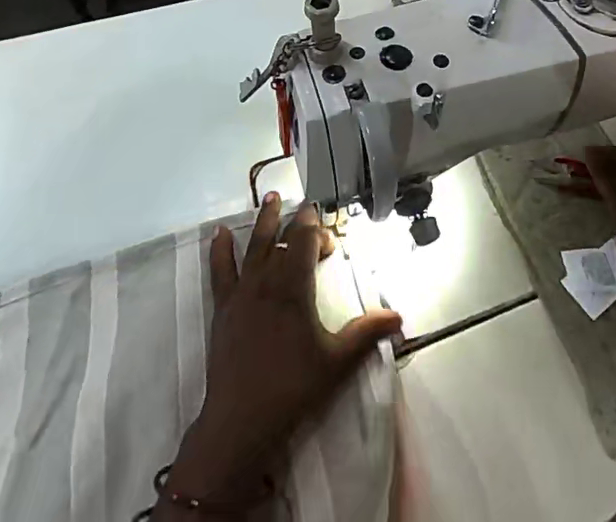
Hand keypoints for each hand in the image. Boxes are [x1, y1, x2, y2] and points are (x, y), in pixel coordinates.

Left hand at [166, 194, 402, 507]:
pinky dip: (220, 249)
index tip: (329, 235)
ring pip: (253, 247)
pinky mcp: (223, 306)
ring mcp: (241, 292)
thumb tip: (397, 316)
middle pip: (280, 240)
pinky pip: (220, 269)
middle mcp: (266, 281)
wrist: (243, 416)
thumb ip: (365, 334)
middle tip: (304, 207)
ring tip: (271, 199)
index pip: (305, 244)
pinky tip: (219, 233)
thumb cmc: (294, 388)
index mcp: (294, 289)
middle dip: (294, 222)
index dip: (317, 231)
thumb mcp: (337, 361)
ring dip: (263, 222)